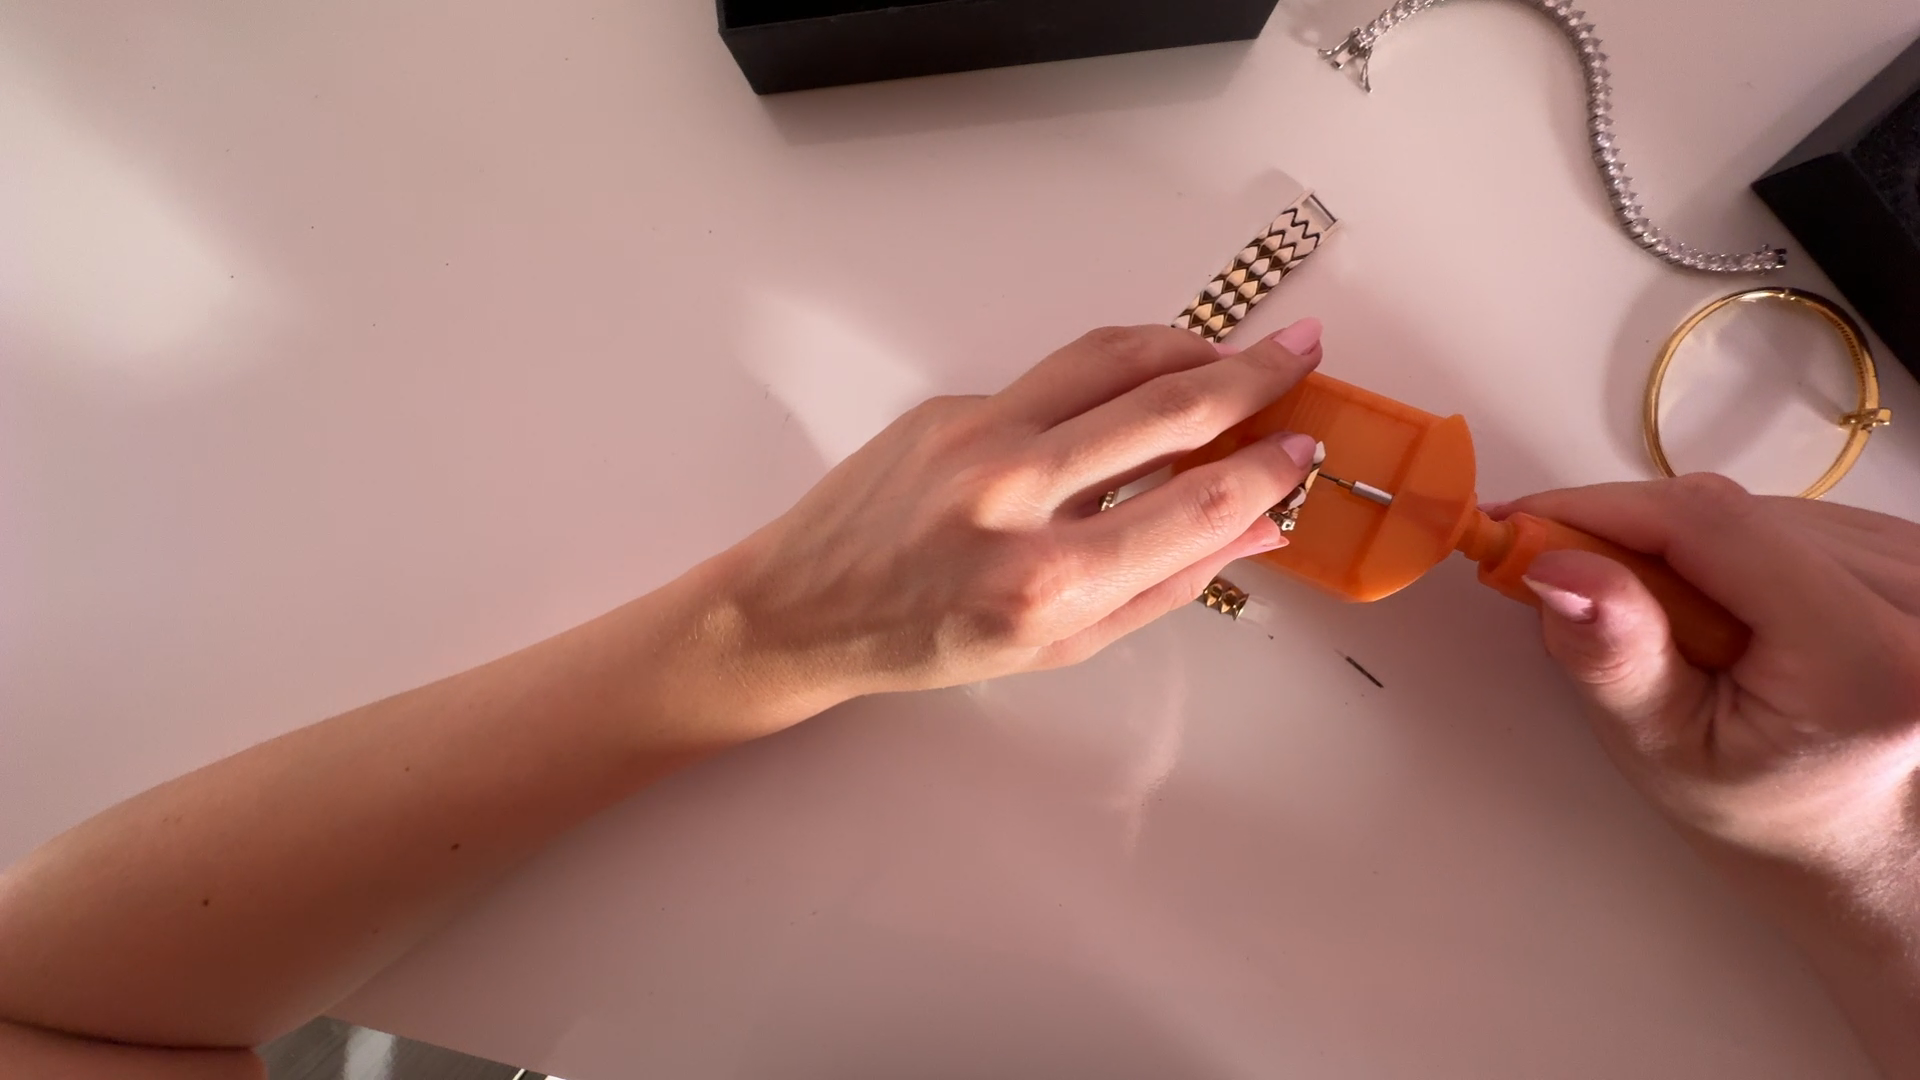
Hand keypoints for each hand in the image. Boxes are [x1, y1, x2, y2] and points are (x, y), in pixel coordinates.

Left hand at [702, 321, 1325, 722]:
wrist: (808, 606)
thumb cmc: (932, 644)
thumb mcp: (1057, 646)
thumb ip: (1163, 587)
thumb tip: (1256, 527)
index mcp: (1048, 581)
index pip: (1194, 503)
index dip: (1265, 470)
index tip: (1302, 446)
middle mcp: (1013, 494)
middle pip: (1161, 407)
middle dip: (1249, 374)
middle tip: (1302, 350)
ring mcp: (973, 435)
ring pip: (1108, 358)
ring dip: (1185, 344)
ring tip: (1230, 350)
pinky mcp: (946, 405)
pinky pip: (1051, 378)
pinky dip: (1110, 374)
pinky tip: (1135, 389)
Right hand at [1502, 475, 1919, 1071]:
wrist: (1848, 821)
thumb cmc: (1745, 798)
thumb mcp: (1654, 742)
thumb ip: (1611, 655)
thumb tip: (1554, 568)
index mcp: (1867, 656)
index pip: (1709, 527)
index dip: (1594, 510)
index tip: (1511, 524)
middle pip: (1722, 513)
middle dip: (1615, 532)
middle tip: (1552, 577)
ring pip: (1741, 509)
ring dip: (1659, 540)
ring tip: (1635, 606)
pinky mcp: (1913, 553)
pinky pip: (1773, 516)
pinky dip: (1705, 544)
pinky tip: (1698, 596)